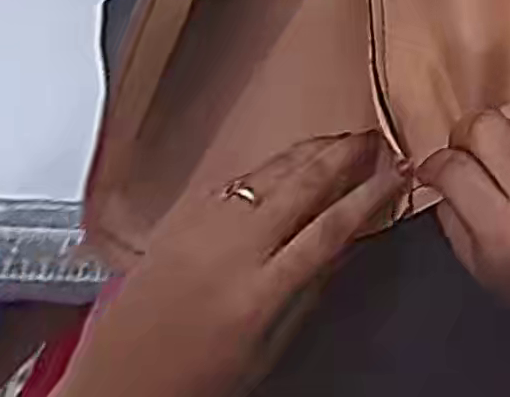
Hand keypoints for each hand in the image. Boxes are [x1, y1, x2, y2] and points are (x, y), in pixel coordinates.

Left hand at [56, 133, 405, 396]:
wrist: (112, 390)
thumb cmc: (200, 381)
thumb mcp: (268, 349)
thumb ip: (313, 288)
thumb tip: (354, 237)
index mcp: (260, 292)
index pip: (332, 227)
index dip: (371, 194)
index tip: (398, 172)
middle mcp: (235, 249)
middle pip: (306, 183)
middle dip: (348, 154)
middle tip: (377, 138)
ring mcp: (206, 226)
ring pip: (275, 169)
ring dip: (316, 148)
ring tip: (345, 138)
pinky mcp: (182, 215)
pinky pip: (242, 175)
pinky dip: (276, 162)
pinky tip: (294, 157)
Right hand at [418, 104, 509, 358]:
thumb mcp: (468, 255)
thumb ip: (447, 208)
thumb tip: (433, 166)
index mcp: (502, 226)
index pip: (456, 170)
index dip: (433, 164)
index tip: (428, 169)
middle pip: (483, 126)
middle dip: (462, 134)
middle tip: (462, 153)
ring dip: (492, 123)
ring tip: (491, 146)